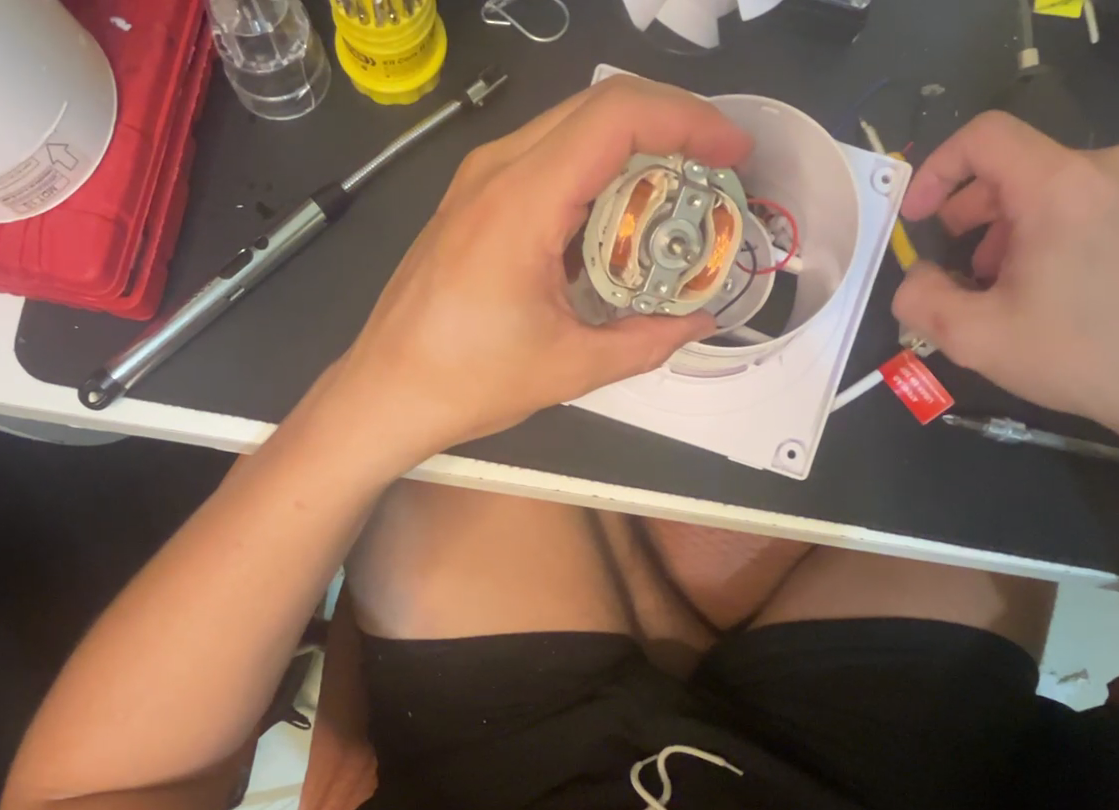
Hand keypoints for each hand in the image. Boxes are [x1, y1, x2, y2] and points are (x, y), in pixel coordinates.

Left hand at [312, 77, 752, 469]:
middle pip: (598, 107)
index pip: (617, 116)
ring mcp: (477, 181)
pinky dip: (593, 174)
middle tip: (716, 171)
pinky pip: (544, 159)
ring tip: (676, 196)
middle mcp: (496, 172)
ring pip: (570, 128)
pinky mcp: (470, 201)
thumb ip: (645, 341)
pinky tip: (616, 220)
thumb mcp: (569, 369)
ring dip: (631, 150)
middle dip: (670, 127)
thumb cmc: (465, 382)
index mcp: (521, 202)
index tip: (733, 150)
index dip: (688, 119)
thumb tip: (697, 324)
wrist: (385, 393)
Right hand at [892, 112, 1118, 447]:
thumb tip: (916, 278)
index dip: (936, 170)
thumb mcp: (976, 339)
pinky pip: (1103, 204)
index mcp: (1061, 186)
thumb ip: (921, 300)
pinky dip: (1066, 233)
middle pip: (1022, 167)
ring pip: (1062, 189)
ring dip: (1020, 231)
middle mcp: (1115, 166)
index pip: (984, 137)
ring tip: (1016, 291)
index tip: (917, 217)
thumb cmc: (1082, 356)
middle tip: (963, 274)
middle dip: (976, 216)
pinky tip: (1069, 290)